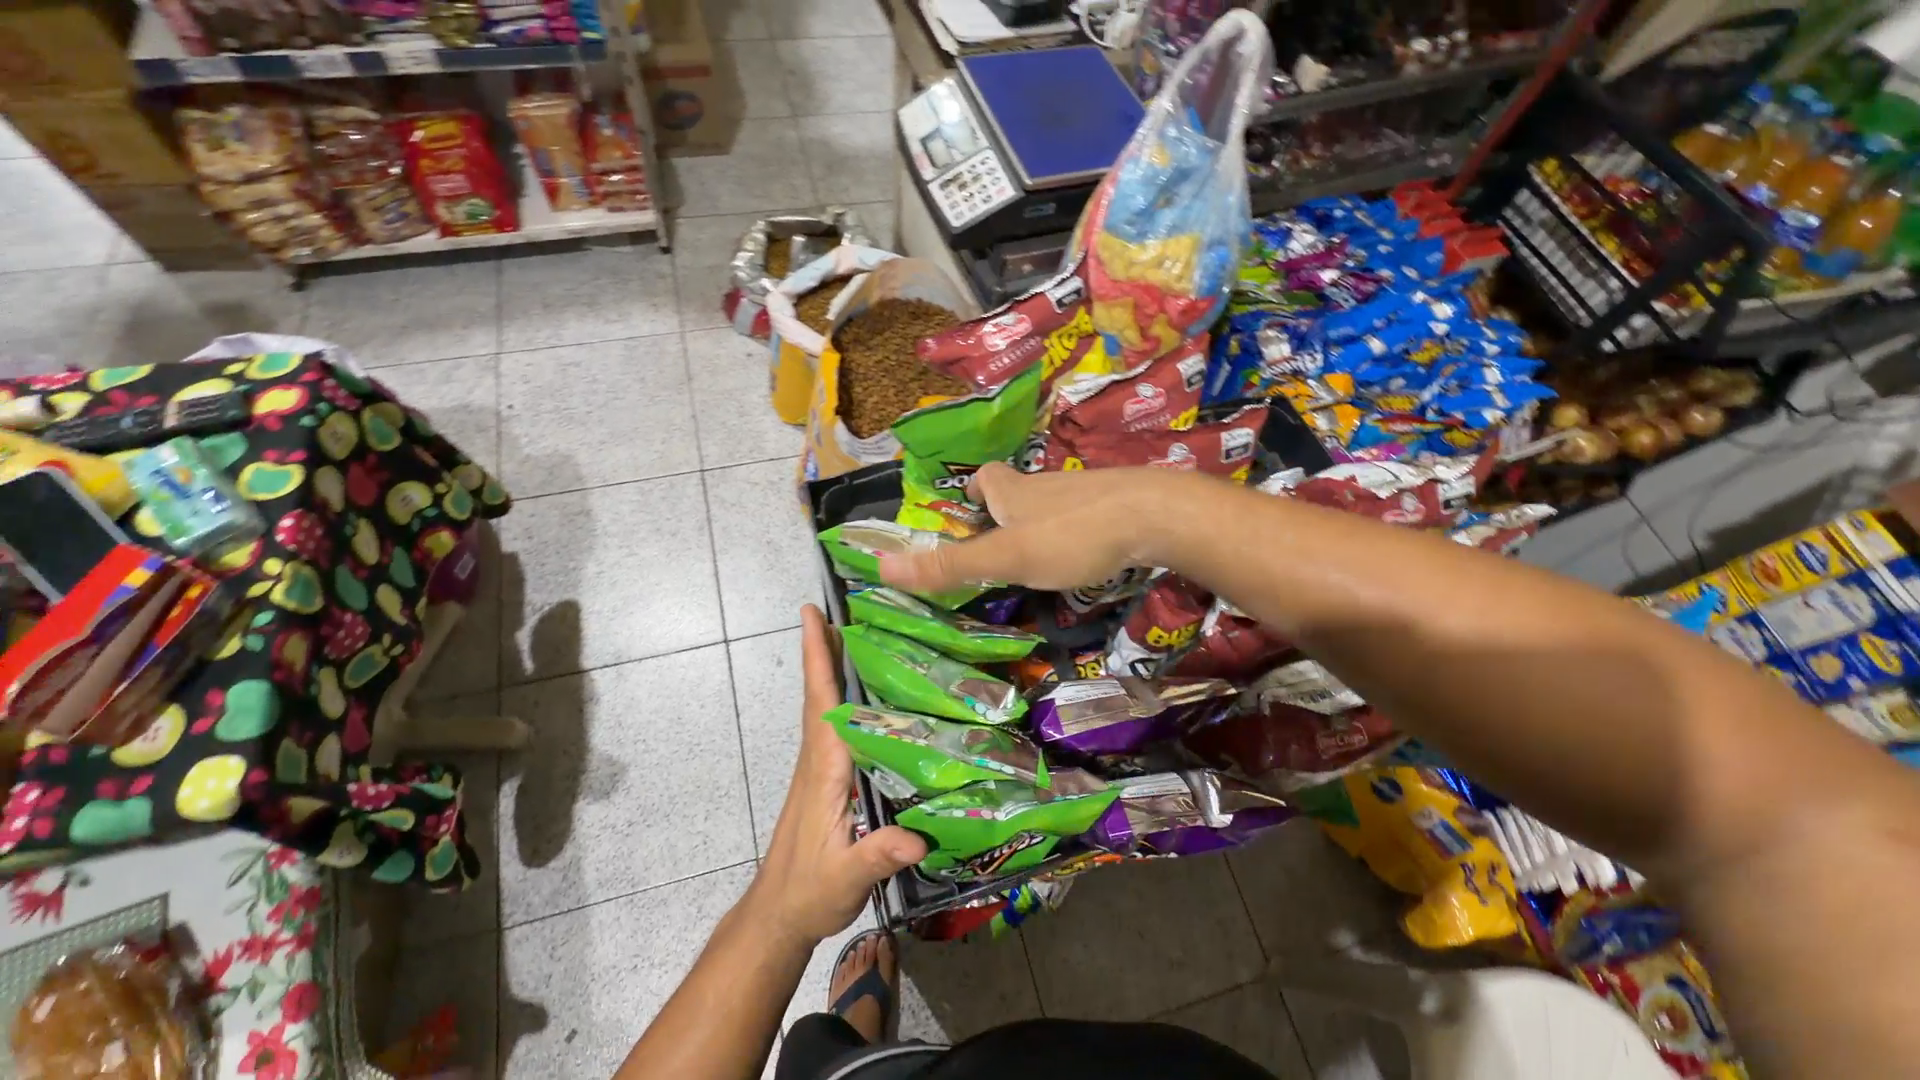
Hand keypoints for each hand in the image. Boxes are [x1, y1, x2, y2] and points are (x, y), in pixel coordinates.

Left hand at [751, 605, 926, 944]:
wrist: (778, 915)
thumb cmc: (810, 892)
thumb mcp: (846, 878)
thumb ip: (877, 855)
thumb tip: (916, 837)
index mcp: (824, 769)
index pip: (821, 702)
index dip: (817, 657)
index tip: (811, 613)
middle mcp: (818, 760)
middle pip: (821, 692)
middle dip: (827, 647)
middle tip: (845, 604)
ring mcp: (819, 770)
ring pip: (826, 707)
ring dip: (834, 668)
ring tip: (858, 633)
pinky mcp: (825, 782)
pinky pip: (835, 726)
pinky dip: (843, 697)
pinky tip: (868, 696)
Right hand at [878, 462, 1184, 594]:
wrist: (1153, 514)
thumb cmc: (1071, 535)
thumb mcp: (1005, 558)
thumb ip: (950, 566)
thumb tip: (881, 565)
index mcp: (1012, 490)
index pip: (986, 477)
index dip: (974, 489)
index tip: (967, 504)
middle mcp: (1044, 484)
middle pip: (1017, 489)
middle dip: (1004, 509)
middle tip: (997, 539)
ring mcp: (1083, 492)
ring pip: (1051, 503)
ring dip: (1038, 522)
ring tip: (1036, 553)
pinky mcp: (1115, 504)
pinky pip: (1084, 513)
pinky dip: (1074, 530)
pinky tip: (1083, 554)